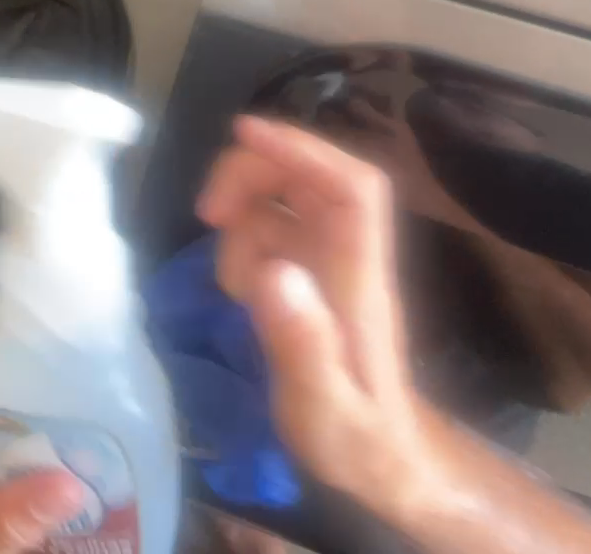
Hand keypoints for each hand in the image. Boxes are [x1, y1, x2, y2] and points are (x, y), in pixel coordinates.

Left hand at [0, 313, 85, 553]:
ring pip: (0, 394)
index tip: (56, 328)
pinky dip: (35, 429)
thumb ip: (13, 516)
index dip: (5, 323)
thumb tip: (74, 486)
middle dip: (37, 363)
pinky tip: (71, 442)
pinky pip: (4, 425)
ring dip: (41, 399)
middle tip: (88, 368)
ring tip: (92, 400)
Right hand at [199, 118, 590, 553]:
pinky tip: (240, 293)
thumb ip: (303, 345)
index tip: (246, 132)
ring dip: (241, 223)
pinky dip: (242, 245)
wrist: (382, 457)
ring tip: (232, 288)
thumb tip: (273, 273)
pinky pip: (270, 229)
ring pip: (281, 199)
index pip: (349, 185)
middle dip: (251, 175)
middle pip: (307, 175)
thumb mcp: (327, 411)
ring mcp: (328, 258)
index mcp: (360, 274)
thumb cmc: (358, 438)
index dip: (303, 148)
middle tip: (207, 212)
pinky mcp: (309, 270)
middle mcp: (348, 252)